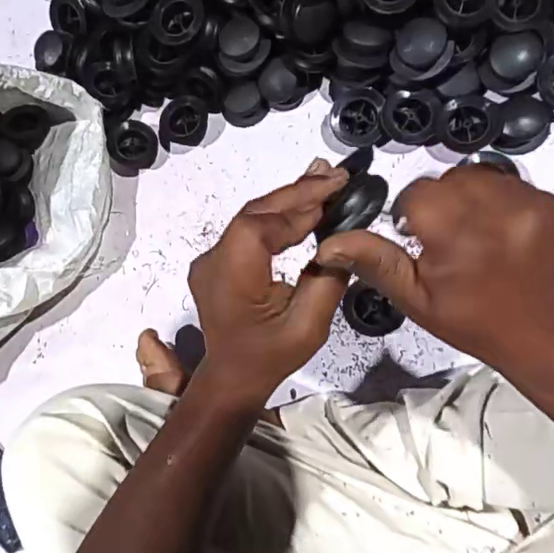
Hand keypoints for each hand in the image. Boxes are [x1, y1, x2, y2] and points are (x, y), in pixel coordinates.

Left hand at [186, 160, 351, 406]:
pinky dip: (277, 215)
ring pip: (251, 217)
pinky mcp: (218, 261)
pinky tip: (303, 205)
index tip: (334, 194)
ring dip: (289, 199)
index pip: (259, 227)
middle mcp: (213, 263)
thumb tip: (341, 241)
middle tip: (336, 176)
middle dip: (297, 192)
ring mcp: (211, 260)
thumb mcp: (308, 328)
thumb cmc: (269, 357)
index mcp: (231, 279)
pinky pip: (248, 229)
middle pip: (254, 213)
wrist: (233, 376)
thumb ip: (327, 280)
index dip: (296, 207)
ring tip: (326, 182)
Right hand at [315, 165, 553, 383]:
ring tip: (488, 244)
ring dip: (483, 203)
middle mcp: (503, 210)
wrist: (553, 343)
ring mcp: (542, 207)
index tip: (423, 236)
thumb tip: (334, 244)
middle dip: (449, 205)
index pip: (419, 191)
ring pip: (493, 179)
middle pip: (456, 178)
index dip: (414, 215)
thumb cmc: (484, 326)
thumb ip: (376, 262)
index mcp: (457, 230)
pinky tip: (517, 245)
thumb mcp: (419, 300)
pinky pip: (530, 191)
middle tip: (457, 244)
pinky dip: (518, 211)